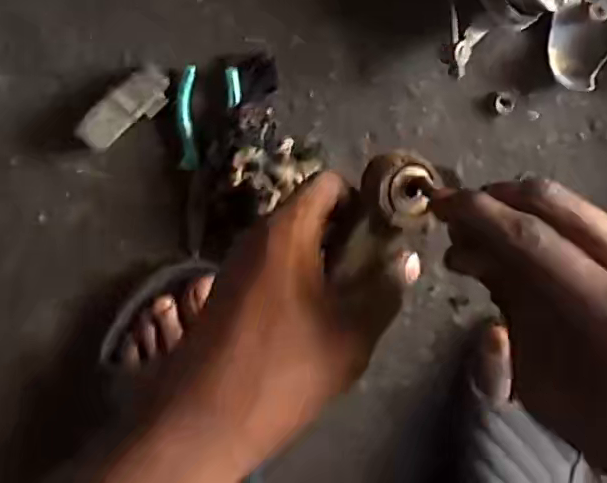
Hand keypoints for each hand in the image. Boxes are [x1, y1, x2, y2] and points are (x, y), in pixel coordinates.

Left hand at [120, 171, 416, 479]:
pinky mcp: (225, 288)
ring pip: (291, 237)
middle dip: (344, 231)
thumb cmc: (281, 370)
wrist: (198, 424)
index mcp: (287, 229)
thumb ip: (385, 290)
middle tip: (368, 266)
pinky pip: (270, 260)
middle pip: (311, 208)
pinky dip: (295, 271)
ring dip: (321, 254)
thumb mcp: (350, 335)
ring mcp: (236, 260)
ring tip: (343, 294)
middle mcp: (258, 233)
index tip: (380, 231)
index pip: (329, 182)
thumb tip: (408, 259)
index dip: (361, 199)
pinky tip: (308, 314)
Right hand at [433, 178, 606, 482]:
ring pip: (573, 204)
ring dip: (520, 205)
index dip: (482, 215)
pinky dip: (549, 220)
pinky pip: (591, 219)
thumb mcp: (549, 388)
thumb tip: (474, 254)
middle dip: (497, 198)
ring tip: (485, 226)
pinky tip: (526, 239)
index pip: (535, 241)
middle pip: (554, 204)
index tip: (444, 204)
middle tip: (459, 211)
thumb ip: (512, 314)